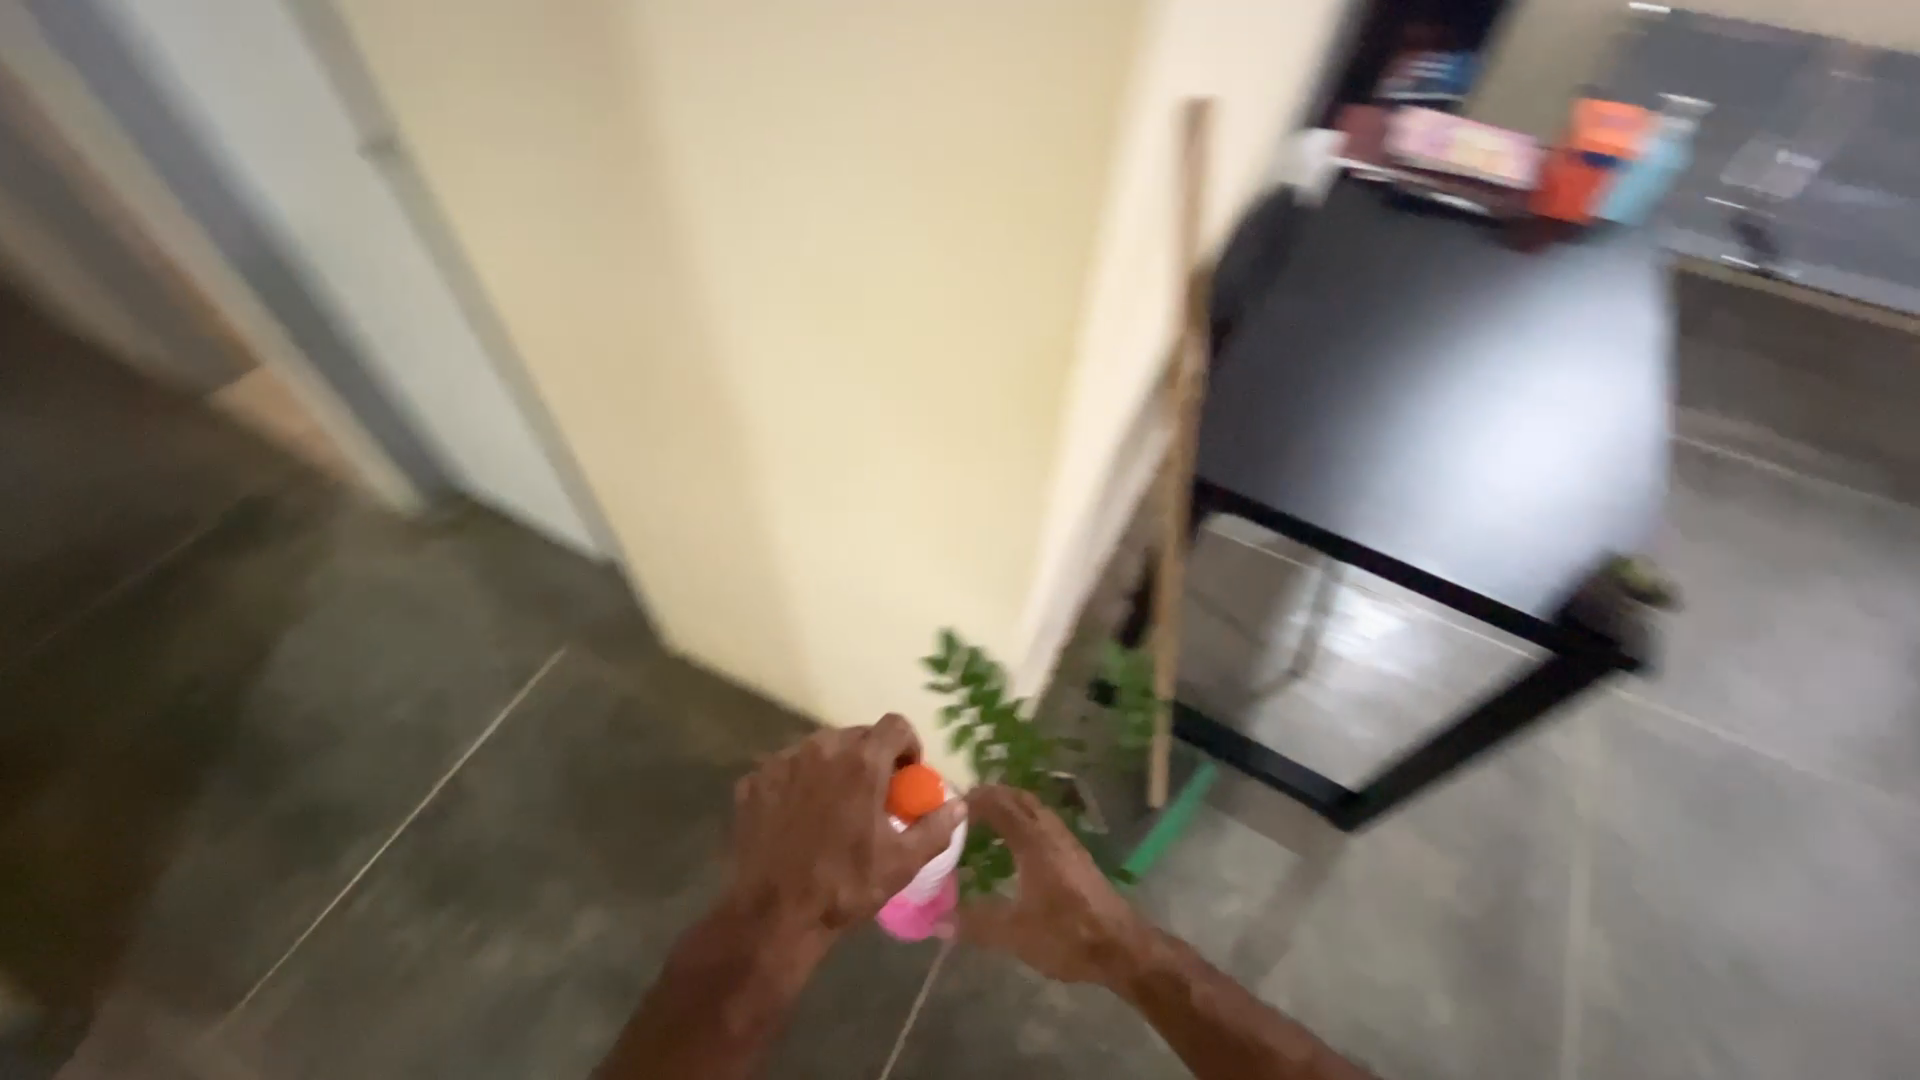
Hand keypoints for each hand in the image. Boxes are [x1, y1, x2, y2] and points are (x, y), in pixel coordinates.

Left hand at [729, 714, 962, 934]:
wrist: (773, 915)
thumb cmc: (845, 885)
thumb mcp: (902, 862)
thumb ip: (935, 827)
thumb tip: (958, 805)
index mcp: (862, 760)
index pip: (896, 726)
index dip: (907, 747)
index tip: (905, 777)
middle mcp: (822, 747)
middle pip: (857, 735)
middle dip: (871, 758)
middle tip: (872, 797)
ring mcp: (783, 761)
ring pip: (819, 749)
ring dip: (834, 768)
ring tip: (834, 807)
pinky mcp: (753, 781)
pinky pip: (787, 768)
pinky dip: (799, 783)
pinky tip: (798, 818)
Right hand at [957, 785, 1143, 985]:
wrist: (1121, 946)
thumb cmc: (1067, 935)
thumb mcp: (1015, 934)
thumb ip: (975, 924)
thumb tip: (937, 920)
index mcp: (1033, 841)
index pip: (999, 804)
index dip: (974, 800)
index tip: (951, 805)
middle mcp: (1051, 832)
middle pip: (1019, 798)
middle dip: (991, 796)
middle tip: (964, 808)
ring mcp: (1067, 841)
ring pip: (1035, 808)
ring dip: (1010, 806)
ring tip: (986, 821)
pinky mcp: (1077, 855)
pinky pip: (1044, 822)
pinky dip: (1024, 820)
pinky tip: (1016, 845)